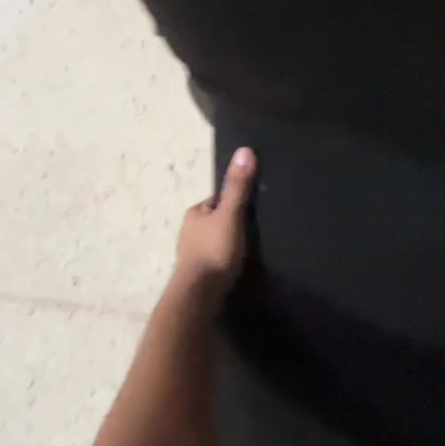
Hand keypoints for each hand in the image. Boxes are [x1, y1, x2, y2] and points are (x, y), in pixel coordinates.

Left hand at [172, 148, 256, 294]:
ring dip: (229, 244)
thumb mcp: (230, 215)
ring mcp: (190, 254)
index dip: (236, 201)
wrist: (198, 295)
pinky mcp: (197, 274)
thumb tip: (245, 150)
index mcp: (194, 213)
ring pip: (215, 241)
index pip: (218, 199)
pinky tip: (237, 267)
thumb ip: (238, 187)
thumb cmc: (214, 251)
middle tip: (256, 231)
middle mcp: (188, 231)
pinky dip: (226, 261)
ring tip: (250, 250)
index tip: (254, 207)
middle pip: (216, 220)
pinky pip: (216, 260)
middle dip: (232, 224)